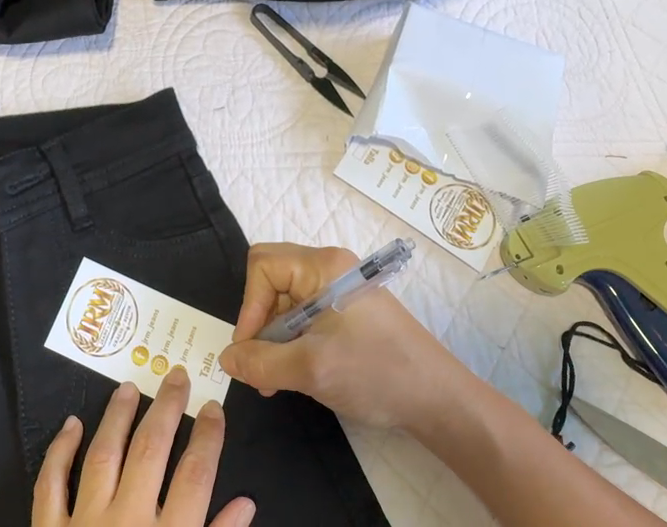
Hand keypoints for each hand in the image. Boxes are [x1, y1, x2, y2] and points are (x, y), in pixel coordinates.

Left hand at [33, 366, 255, 526]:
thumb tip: (244, 506)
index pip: (196, 475)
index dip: (208, 437)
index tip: (214, 408)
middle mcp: (128, 522)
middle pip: (152, 450)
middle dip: (168, 410)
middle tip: (176, 377)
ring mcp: (85, 524)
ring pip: (103, 455)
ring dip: (118, 417)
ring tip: (130, 387)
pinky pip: (50, 485)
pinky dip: (59, 452)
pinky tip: (71, 425)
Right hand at [218, 243, 468, 429]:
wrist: (439, 400)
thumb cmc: (375, 372)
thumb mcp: (310, 369)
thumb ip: (261, 362)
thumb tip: (226, 359)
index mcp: (323, 266)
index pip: (262, 265)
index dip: (249, 306)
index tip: (251, 350)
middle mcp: (330, 268)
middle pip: (272, 280)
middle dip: (260, 323)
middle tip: (260, 366)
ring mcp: (341, 290)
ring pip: (286, 302)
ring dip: (275, 339)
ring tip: (277, 380)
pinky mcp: (348, 313)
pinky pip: (305, 317)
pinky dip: (293, 343)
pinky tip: (295, 374)